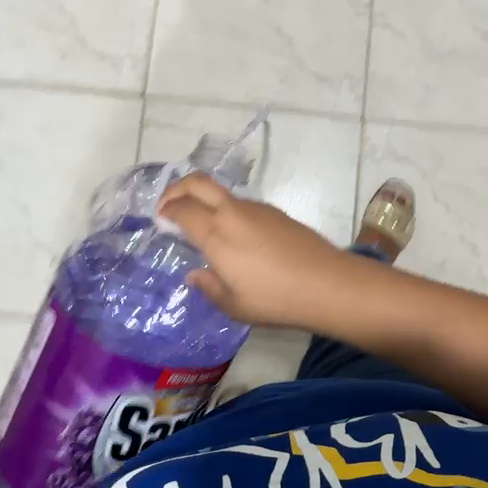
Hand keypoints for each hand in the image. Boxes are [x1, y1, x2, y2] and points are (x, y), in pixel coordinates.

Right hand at [157, 173, 363, 328]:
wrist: (327, 284)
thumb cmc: (276, 299)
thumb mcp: (235, 305)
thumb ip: (209, 287)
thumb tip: (195, 274)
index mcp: (217, 233)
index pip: (181, 209)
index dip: (166, 210)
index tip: (160, 221)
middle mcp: (234, 212)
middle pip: (198, 182)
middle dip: (177, 188)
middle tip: (168, 205)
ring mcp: (258, 209)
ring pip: (222, 192)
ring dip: (204, 199)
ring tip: (201, 223)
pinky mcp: (277, 213)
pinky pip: (242, 204)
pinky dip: (227, 210)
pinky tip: (234, 235)